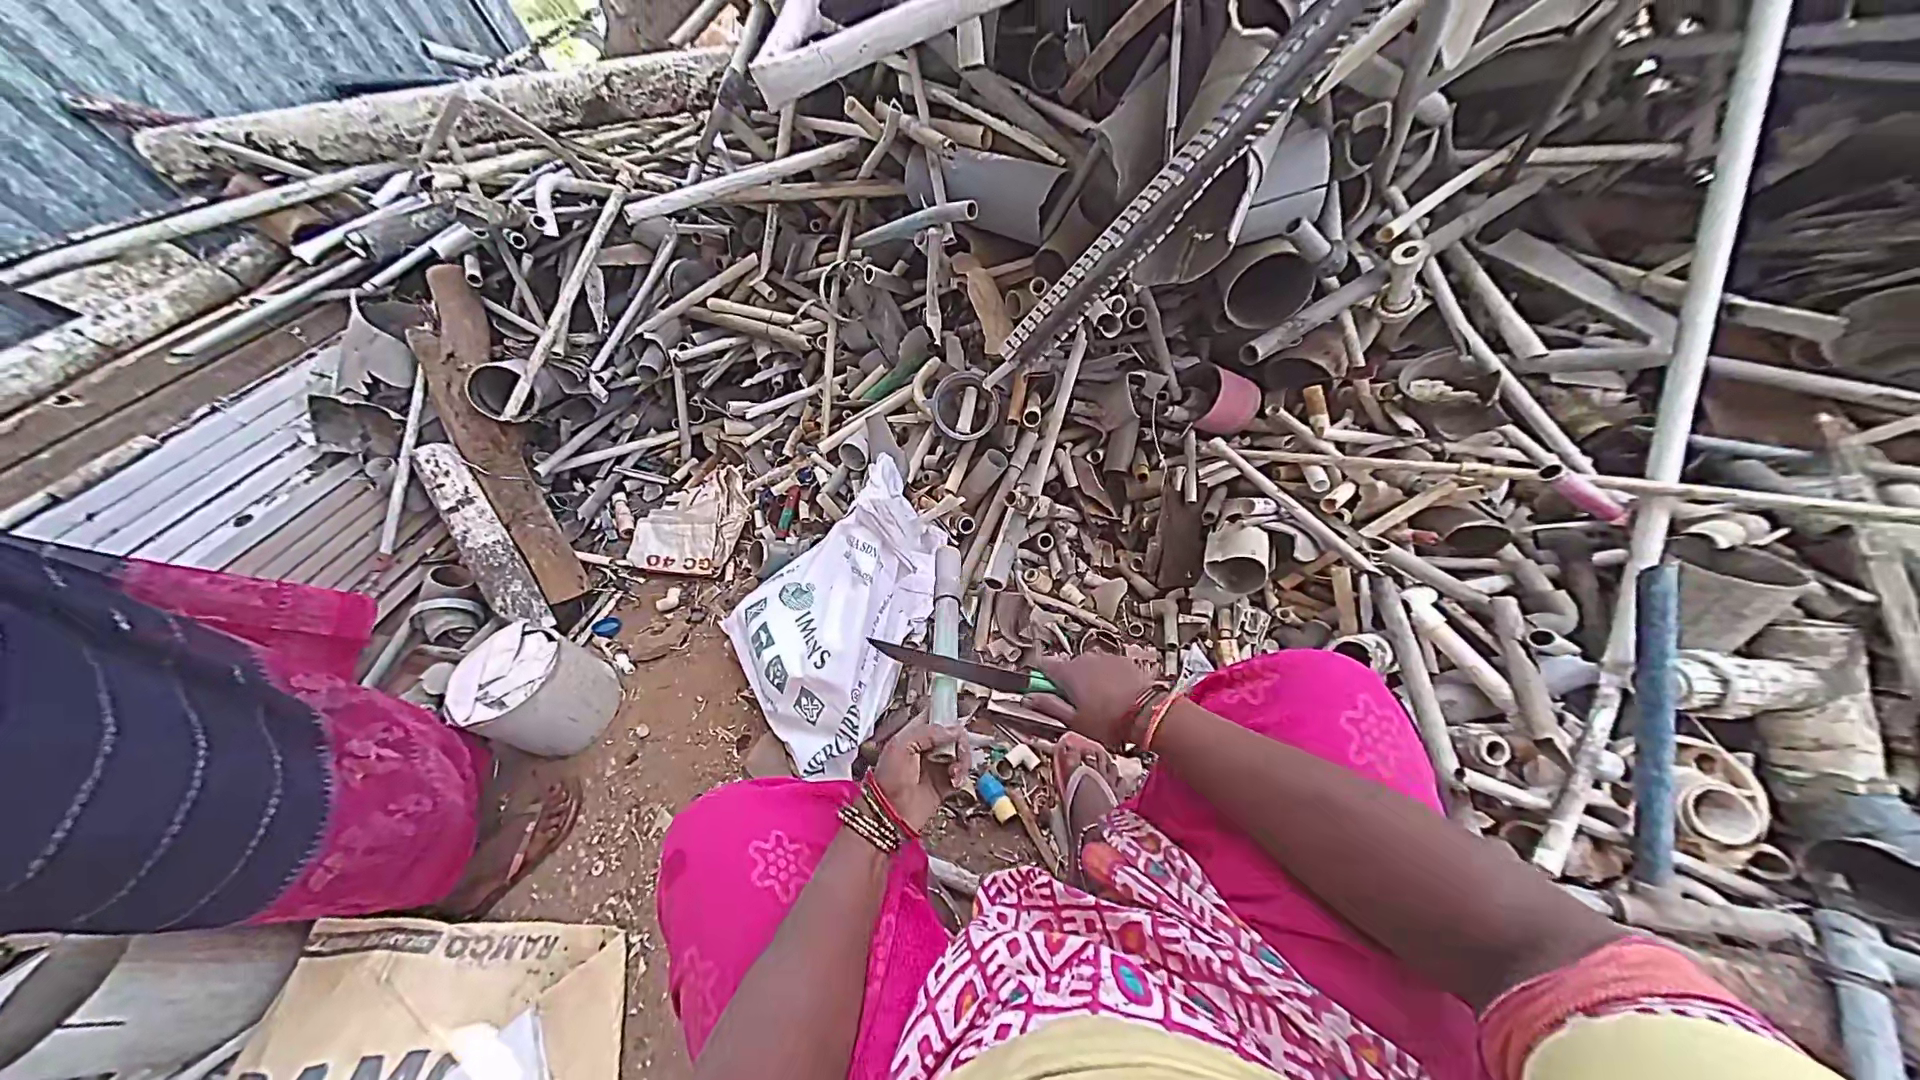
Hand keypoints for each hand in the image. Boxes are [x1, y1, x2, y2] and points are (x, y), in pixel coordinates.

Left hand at [871, 721, 966, 833]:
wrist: (890, 813)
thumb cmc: (889, 778)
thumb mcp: (902, 746)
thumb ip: (928, 732)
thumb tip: (955, 729)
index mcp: (914, 734)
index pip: (935, 715)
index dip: (947, 714)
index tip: (957, 720)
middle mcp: (928, 747)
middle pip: (953, 734)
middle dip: (960, 741)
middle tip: (959, 750)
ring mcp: (938, 765)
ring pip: (960, 753)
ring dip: (963, 759)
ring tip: (955, 771)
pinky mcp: (946, 783)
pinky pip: (962, 773)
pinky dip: (962, 775)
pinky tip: (955, 781)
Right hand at [1025, 653, 1157, 748]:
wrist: (1149, 714)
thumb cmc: (1113, 720)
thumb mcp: (1073, 720)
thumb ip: (1048, 706)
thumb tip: (1030, 700)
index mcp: (1068, 672)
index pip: (1041, 666)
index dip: (1039, 681)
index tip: (1042, 693)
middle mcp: (1085, 659)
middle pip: (1065, 667)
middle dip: (1066, 684)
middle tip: (1073, 707)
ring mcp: (1105, 658)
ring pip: (1087, 668)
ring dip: (1087, 681)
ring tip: (1096, 705)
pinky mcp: (1122, 662)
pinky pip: (1106, 668)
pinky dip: (1105, 679)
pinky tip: (1112, 697)